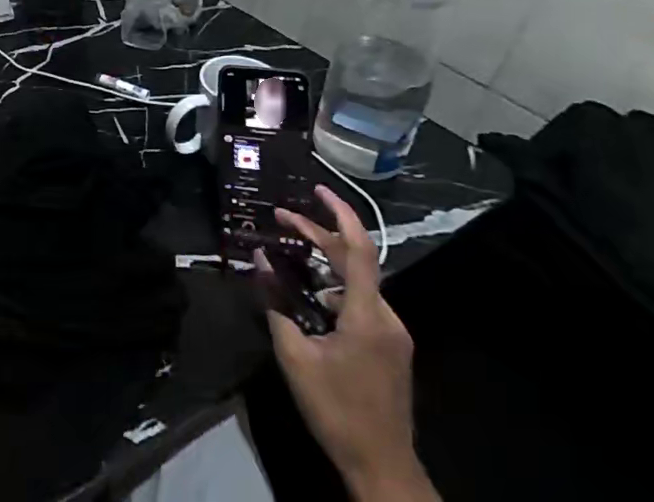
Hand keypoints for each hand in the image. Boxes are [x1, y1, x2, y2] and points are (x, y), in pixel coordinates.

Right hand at [261, 185, 439, 501]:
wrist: (381, 465)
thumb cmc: (336, 410)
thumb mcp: (295, 358)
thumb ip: (276, 306)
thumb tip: (259, 264)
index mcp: (366, 314)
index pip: (358, 248)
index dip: (340, 213)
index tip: (318, 189)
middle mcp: (386, 315)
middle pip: (354, 260)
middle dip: (319, 235)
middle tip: (283, 219)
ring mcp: (394, 331)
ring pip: (358, 283)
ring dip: (326, 265)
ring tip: (291, 258)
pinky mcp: (392, 346)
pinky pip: (363, 304)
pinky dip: (336, 290)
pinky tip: (313, 301)